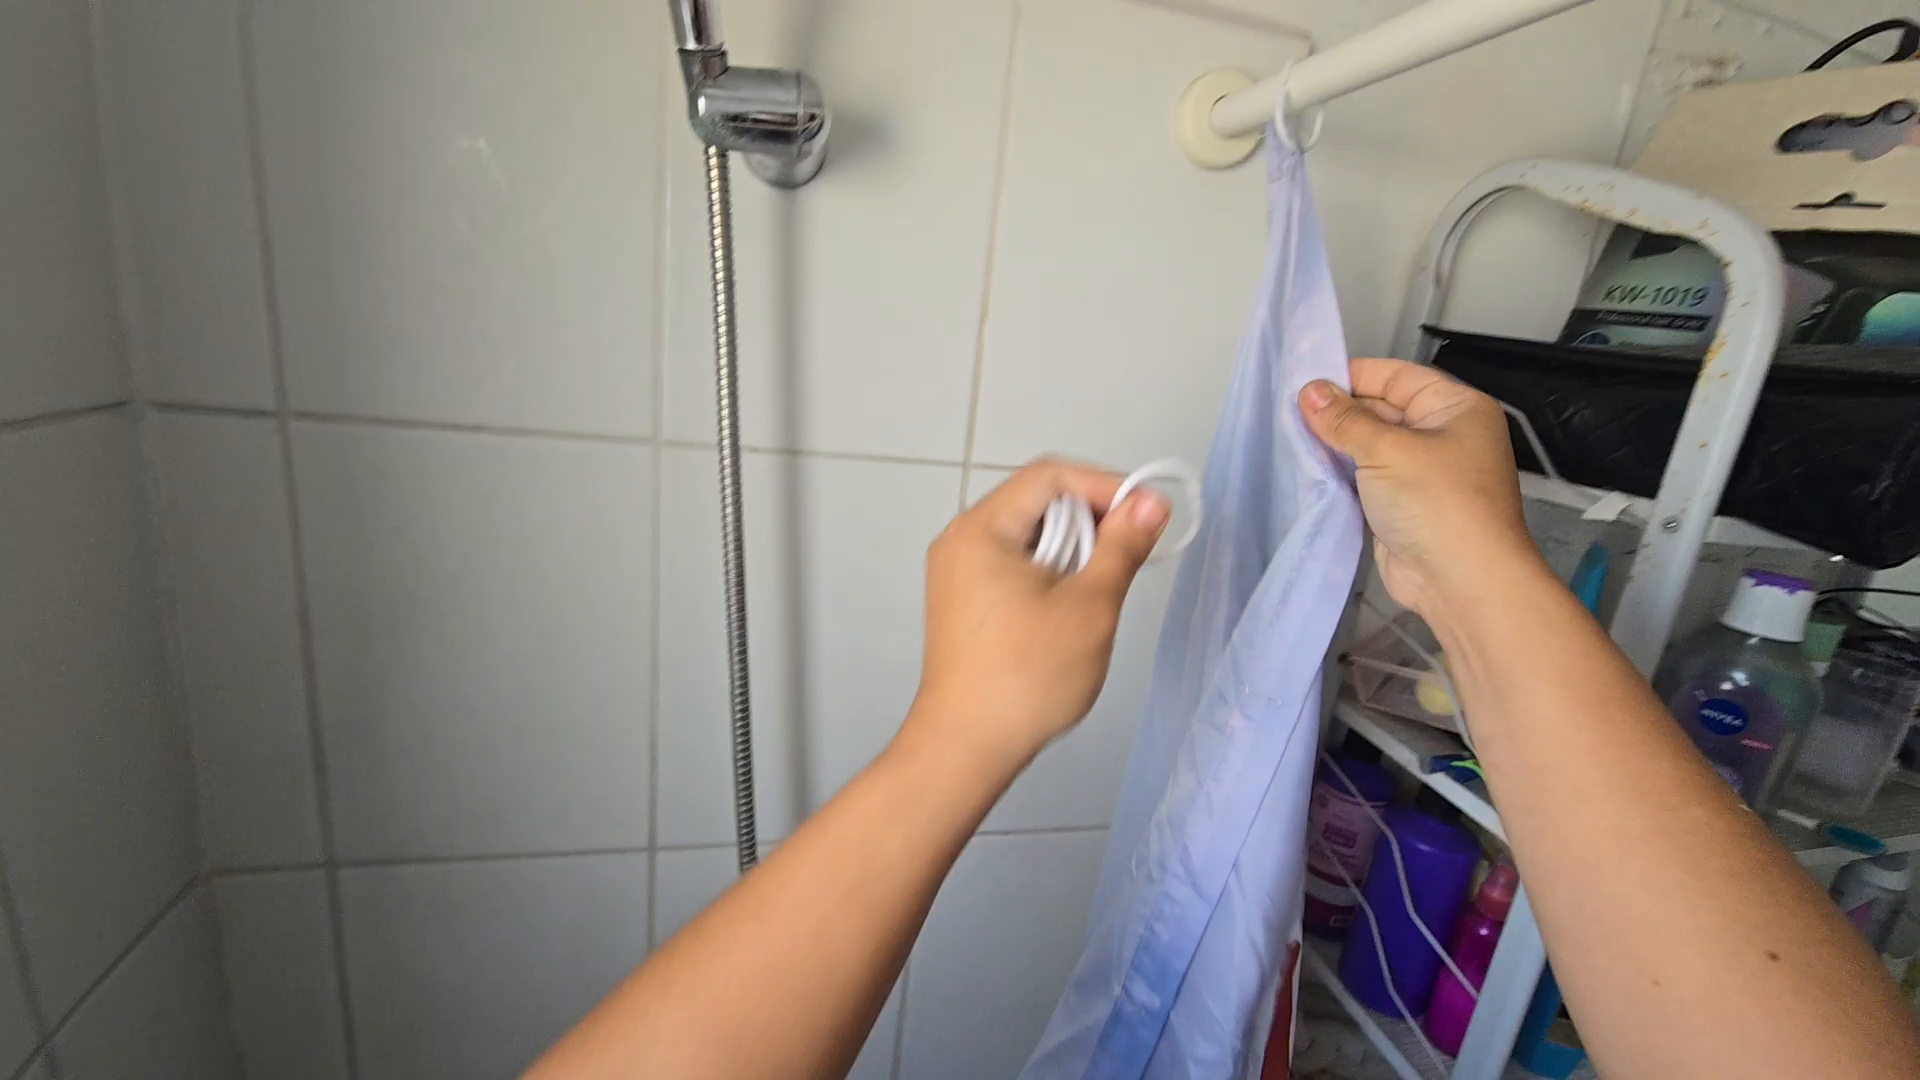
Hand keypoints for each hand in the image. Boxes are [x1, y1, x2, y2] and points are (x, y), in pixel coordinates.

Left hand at [908, 460, 1169, 773]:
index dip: (1104, 485)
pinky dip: (1046, 569)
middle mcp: (960, 538)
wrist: (966, 745)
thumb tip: (1149, 502)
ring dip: (1070, 547)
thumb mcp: (1089, 606)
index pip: (1049, 476)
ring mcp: (955, 569)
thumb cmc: (1029, 675)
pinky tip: (1068, 602)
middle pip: (1034, 501)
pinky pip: (1010, 561)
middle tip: (1127, 552)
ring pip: (1025, 533)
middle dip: (1088, 519)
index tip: (1146, 515)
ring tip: (1100, 582)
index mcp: (981, 528)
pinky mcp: (960, 598)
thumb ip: (1121, 546)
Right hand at [1299, 358, 1541, 624]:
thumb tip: (1308, 391)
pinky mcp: (1399, 503)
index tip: (1305, 381)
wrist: (1460, 579)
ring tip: (1289, 437)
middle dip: (1338, 411)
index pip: (1396, 376)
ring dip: (1334, 443)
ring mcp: (1420, 471)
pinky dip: (1338, 471)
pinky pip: (1364, 476)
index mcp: (1454, 408)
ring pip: (1369, 444)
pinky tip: (1306, 468)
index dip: (1352, 375)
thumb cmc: (1436, 503)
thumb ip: (1343, 420)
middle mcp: (1441, 434)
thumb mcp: (1386, 451)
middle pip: (1381, 409)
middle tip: (1287, 412)